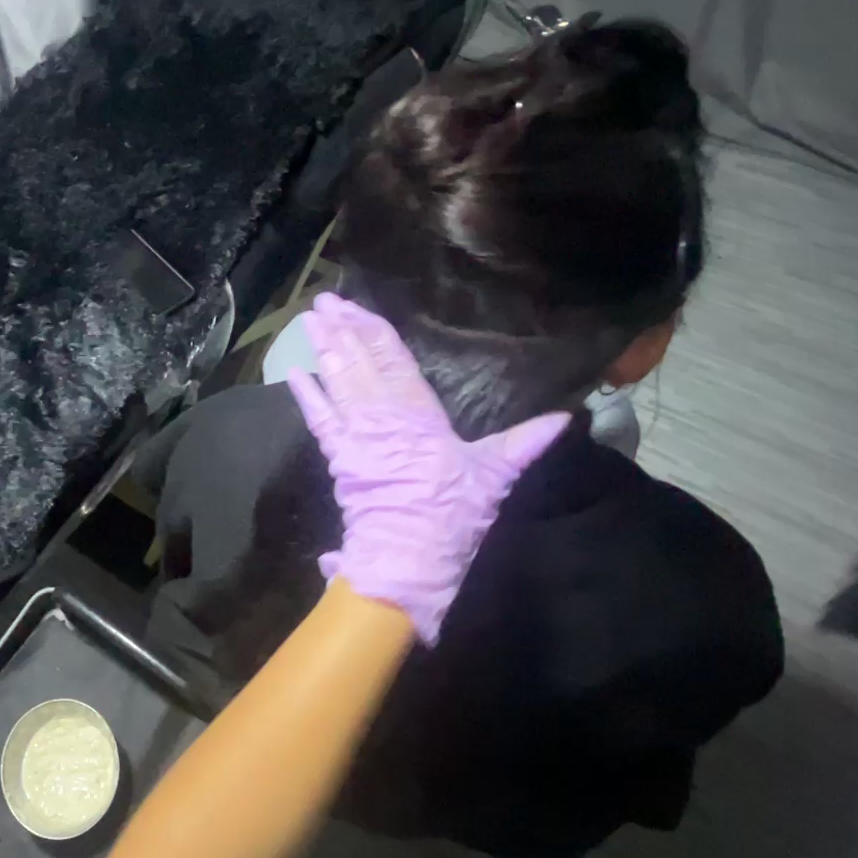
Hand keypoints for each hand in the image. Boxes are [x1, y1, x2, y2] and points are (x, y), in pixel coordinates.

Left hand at [286, 294, 569, 642]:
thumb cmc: (453, 514)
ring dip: (323, 350)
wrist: (408, 556)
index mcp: (419, 414)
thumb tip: (564, 418)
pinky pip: (318, 419)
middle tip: (323, 301)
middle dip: (341, 330)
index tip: (356, 306)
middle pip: (359, 363)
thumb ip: (523, 443)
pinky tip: (293, 372)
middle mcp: (382, 415)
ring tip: (309, 321)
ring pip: (336, 382)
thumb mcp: (494, 476)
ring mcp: (355, 435)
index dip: (373, 331)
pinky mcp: (337, 457)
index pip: (394, 361)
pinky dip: (306, 395)